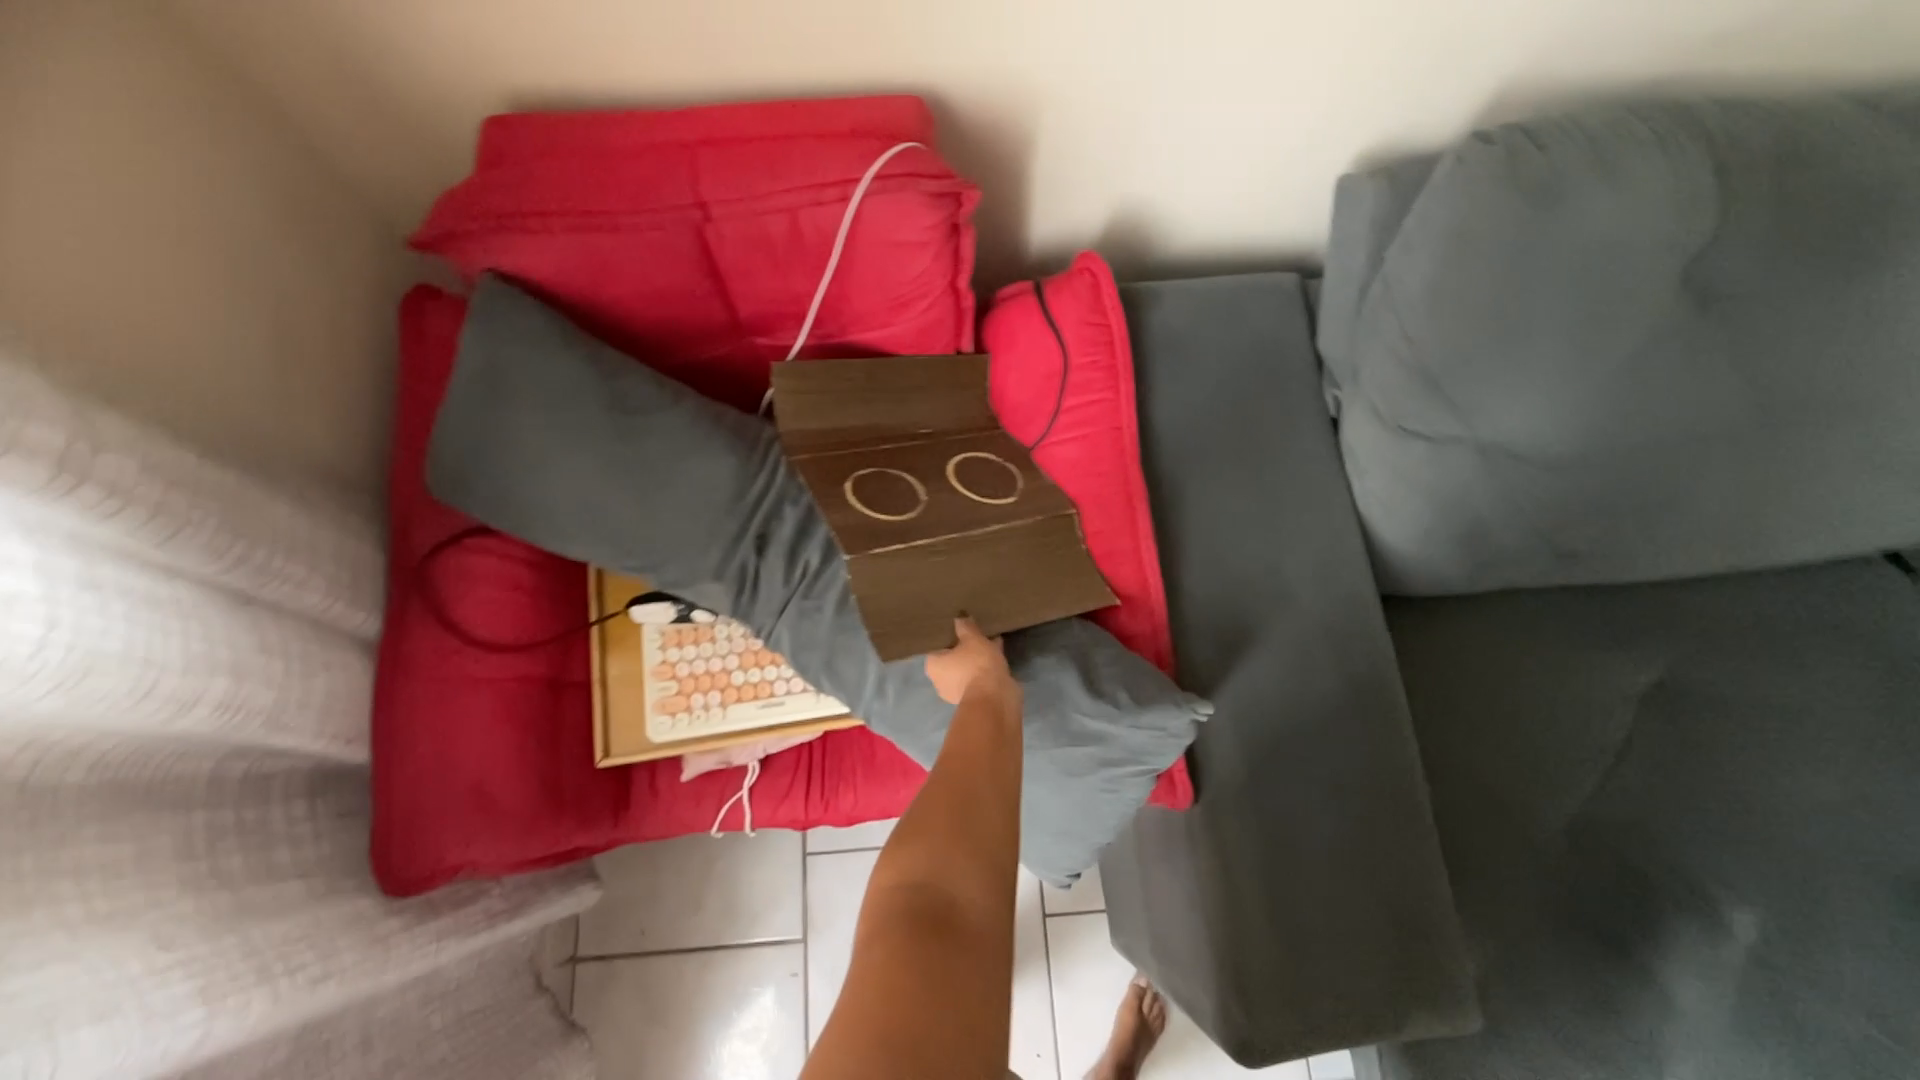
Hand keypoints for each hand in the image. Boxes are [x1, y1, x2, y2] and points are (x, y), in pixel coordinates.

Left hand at [923, 617, 1014, 705]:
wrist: (995, 697)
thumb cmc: (976, 664)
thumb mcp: (972, 638)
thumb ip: (965, 626)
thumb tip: (960, 617)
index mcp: (933, 666)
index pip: (937, 646)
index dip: (949, 636)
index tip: (960, 627)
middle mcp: (940, 681)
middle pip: (952, 658)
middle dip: (965, 647)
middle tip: (978, 632)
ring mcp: (957, 692)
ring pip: (967, 667)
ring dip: (978, 656)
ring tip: (992, 639)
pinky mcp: (975, 697)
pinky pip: (979, 675)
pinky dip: (986, 666)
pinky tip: (998, 651)